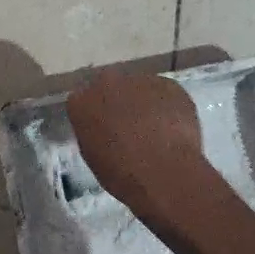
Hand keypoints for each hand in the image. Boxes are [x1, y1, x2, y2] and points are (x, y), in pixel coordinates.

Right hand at [65, 71, 214, 221]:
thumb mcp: (94, 158)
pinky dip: (166, 106)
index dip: (94, 117)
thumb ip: (94, 134)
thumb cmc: (122, 173)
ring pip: (138, 89)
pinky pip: (163, 93)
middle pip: (109, 89)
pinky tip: (174, 128)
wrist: (166, 170)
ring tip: (156, 131)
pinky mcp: (168, 83)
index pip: (82, 103)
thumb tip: (104, 130)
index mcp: (81, 103)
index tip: (103, 131)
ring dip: (143, 104)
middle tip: (128, 128)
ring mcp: (139, 80)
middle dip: (117, 104)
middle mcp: (106, 83)